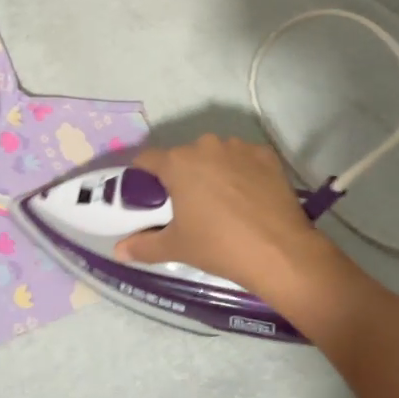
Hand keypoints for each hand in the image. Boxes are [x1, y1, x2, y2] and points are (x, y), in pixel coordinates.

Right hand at [115, 136, 340, 300]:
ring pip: (215, 155)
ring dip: (213, 171)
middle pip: (183, 157)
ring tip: (223, 203)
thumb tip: (118, 251)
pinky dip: (242, 172)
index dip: (143, 177)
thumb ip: (143, 245)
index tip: (148, 197)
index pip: (147, 159)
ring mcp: (238, 147)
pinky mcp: (265, 155)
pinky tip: (248, 197)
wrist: (280, 252)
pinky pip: (244, 159)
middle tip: (188, 207)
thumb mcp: (177, 248)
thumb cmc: (219, 247)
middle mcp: (205, 145)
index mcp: (178, 162)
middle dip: (182, 176)